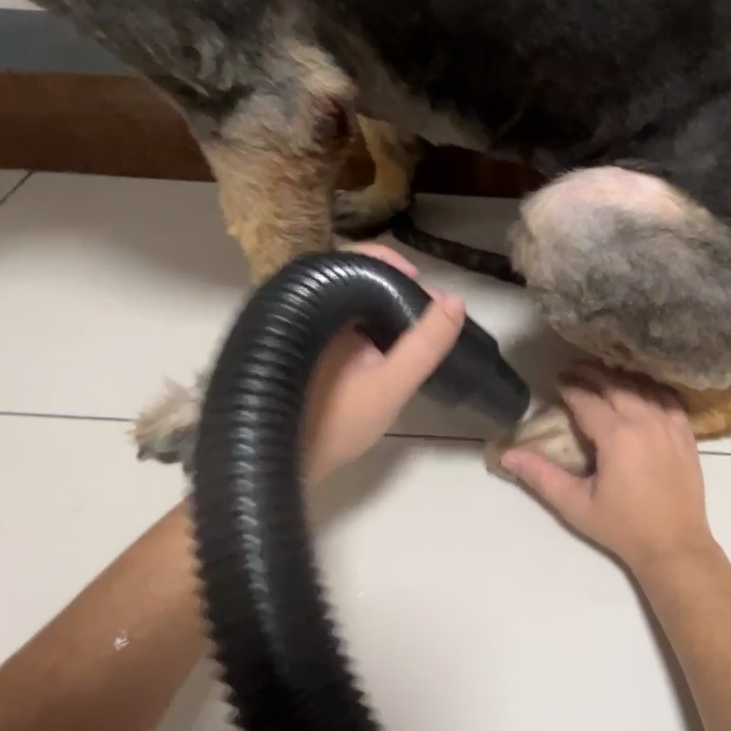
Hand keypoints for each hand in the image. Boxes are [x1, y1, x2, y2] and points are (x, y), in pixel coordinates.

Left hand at [301, 244, 464, 482]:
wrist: (276, 470)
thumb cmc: (333, 426)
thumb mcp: (391, 386)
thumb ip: (425, 344)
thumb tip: (455, 300)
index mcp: (316, 303)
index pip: (355, 259)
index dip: (391, 264)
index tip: (419, 284)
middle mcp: (294, 303)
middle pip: (348, 275)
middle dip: (387, 286)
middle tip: (418, 310)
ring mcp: (286, 324)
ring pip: (338, 295)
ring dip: (372, 304)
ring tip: (403, 325)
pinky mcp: (287, 345)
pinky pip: (325, 315)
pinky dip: (353, 320)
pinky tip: (373, 342)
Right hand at [502, 363, 718, 576]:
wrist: (674, 545)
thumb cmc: (622, 527)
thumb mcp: (576, 505)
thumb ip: (541, 477)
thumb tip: (508, 455)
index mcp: (616, 436)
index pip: (587, 399)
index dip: (569, 387)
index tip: (556, 380)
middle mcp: (644, 420)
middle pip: (614, 385)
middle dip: (591, 374)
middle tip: (573, 369)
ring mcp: (669, 423)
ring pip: (641, 387)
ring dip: (619, 378)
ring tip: (602, 375)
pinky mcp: (686, 431)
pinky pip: (667, 398)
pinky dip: (651, 388)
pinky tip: (640, 388)